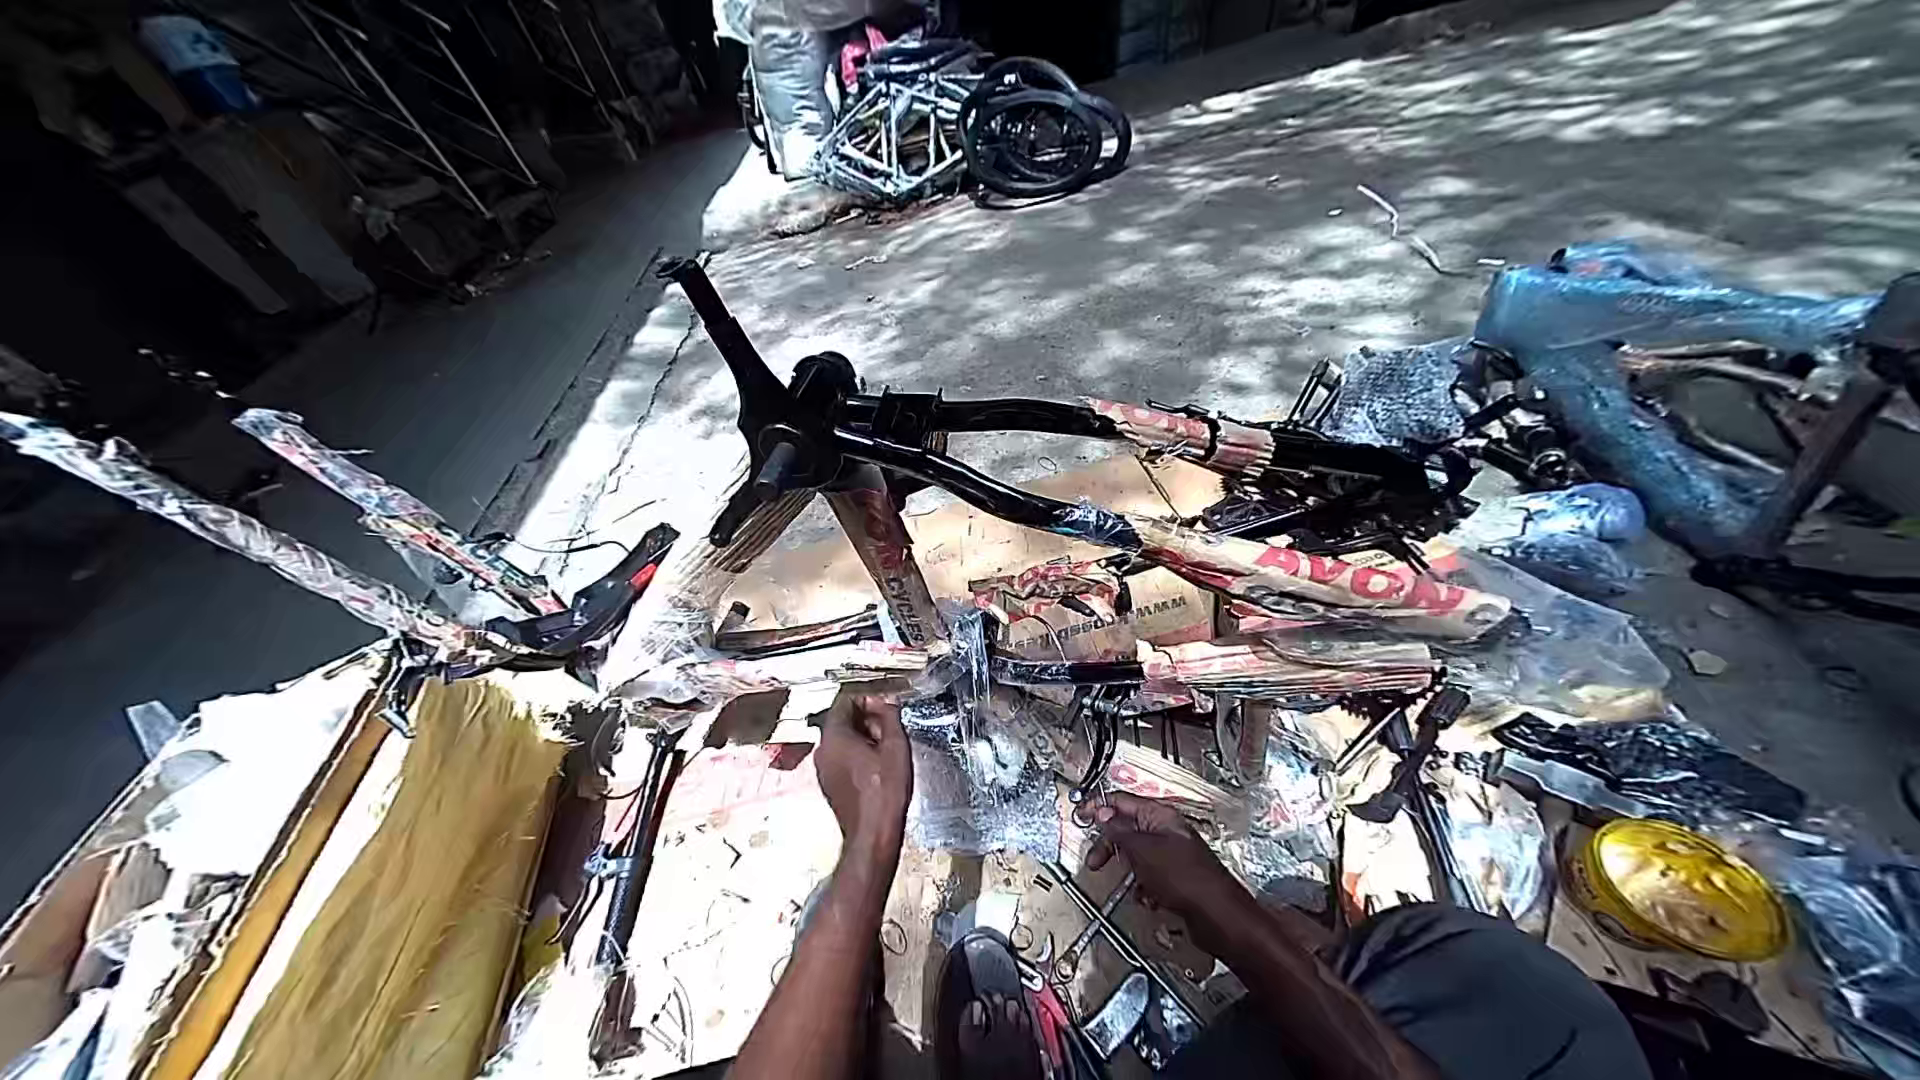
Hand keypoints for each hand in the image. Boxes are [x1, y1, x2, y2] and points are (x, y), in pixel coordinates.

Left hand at [813, 693, 912, 852]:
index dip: (867, 698)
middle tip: (889, 727)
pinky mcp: (829, 783)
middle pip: (841, 719)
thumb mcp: (896, 746)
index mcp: (834, 736)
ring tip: (886, 747)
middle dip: (866, 717)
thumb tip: (886, 702)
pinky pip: (840, 757)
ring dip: (862, 736)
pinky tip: (876, 765)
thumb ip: (890, 716)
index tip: (885, 706)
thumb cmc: (884, 791)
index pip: (844, 700)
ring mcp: (823, 768)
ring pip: (841, 739)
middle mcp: (822, 749)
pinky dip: (856, 754)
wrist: (872, 834)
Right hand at [1087, 792, 1243, 924]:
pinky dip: (1143, 886)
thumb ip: (1118, 829)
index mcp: (1159, 815)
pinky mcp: (1175, 877)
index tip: (1081, 815)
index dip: (1099, 806)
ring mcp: (1171, 854)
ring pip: (1137, 854)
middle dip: (1110, 845)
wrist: (1218, 917)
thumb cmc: (1184, 878)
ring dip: (1128, 870)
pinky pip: (1149, 875)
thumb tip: (1102, 812)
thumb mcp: (1142, 850)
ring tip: (1130, 885)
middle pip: (1126, 828)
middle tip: (1095, 860)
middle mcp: (1165, 830)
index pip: (1121, 801)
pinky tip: (1147, 898)